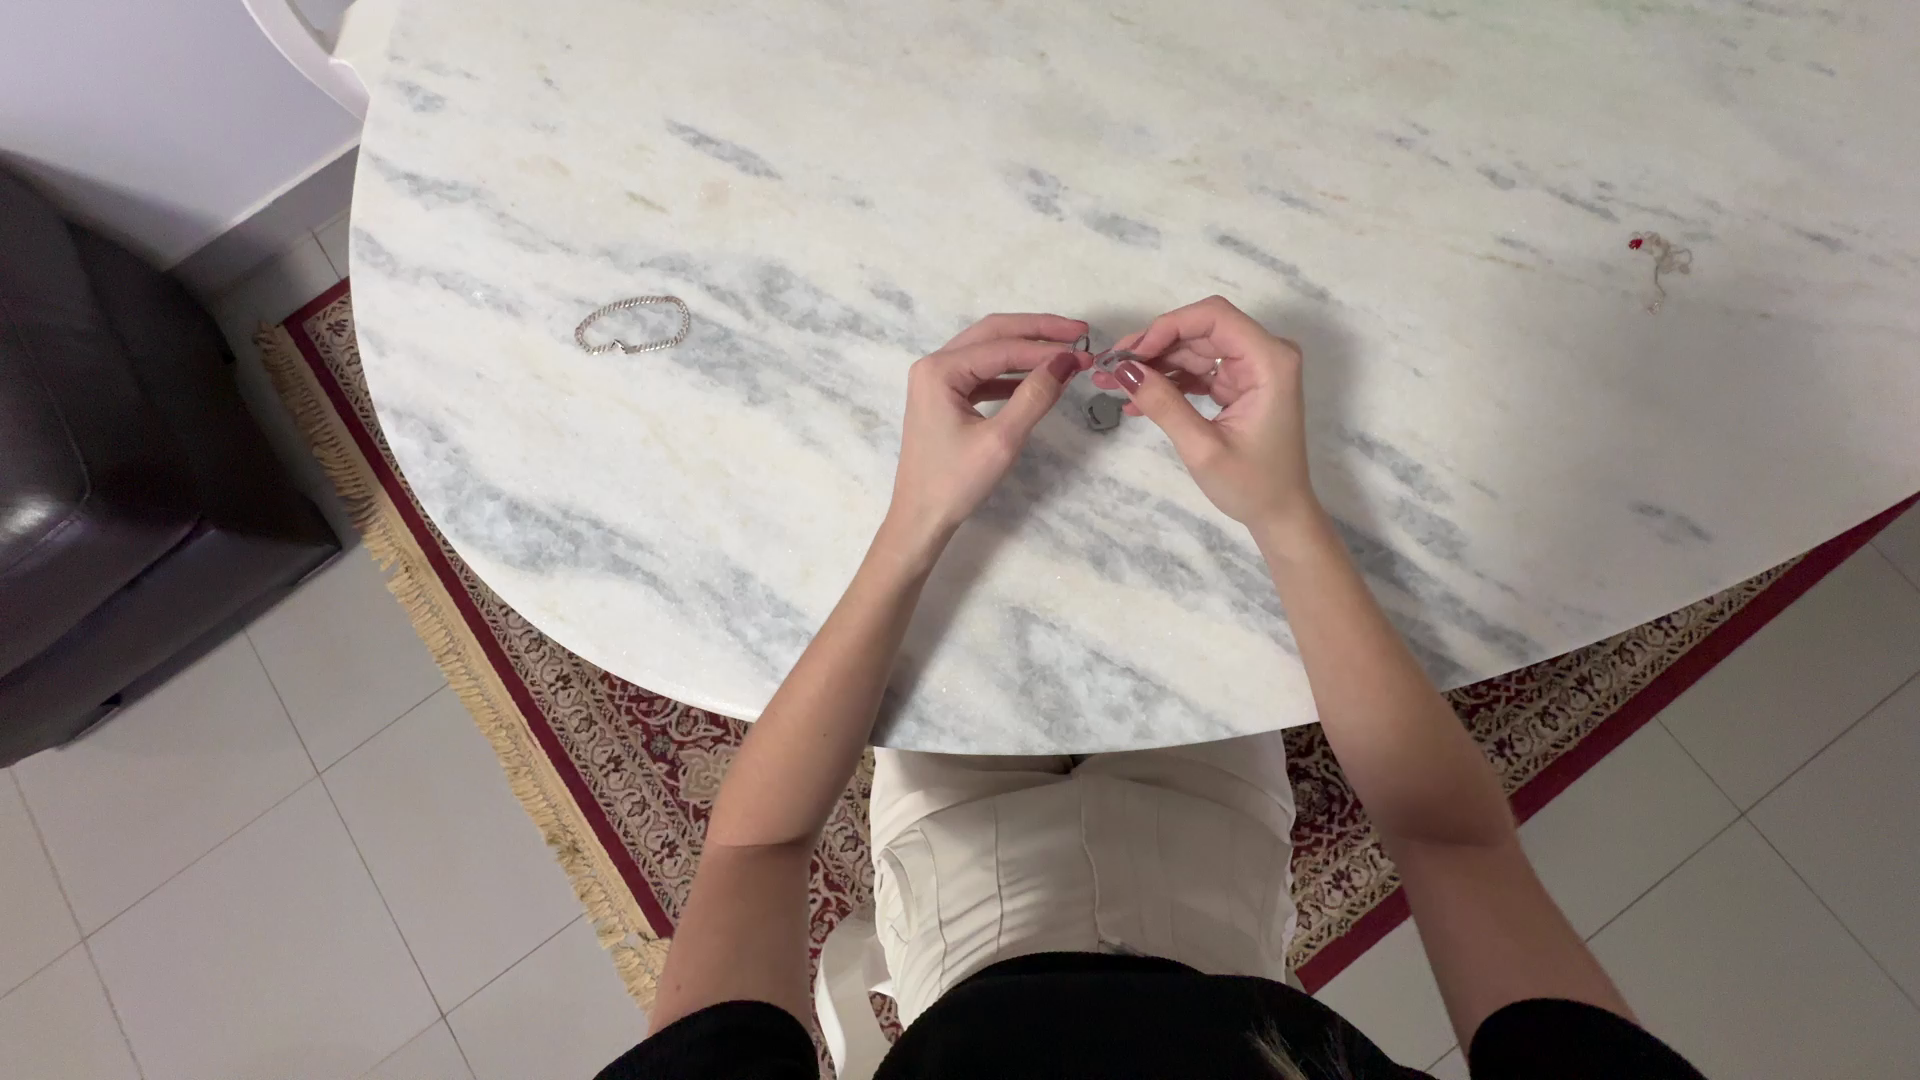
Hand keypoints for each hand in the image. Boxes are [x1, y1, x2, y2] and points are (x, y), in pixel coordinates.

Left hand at [885, 313, 1089, 546]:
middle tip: (1079, 332)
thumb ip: (1035, 397)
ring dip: (1026, 351)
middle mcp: (933, 366)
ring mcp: (936, 382)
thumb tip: (1066, 361)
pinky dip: (1010, 374)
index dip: (1046, 347)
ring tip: (1065, 354)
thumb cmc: (955, 483)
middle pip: (993, 334)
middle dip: (1037, 332)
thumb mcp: (1001, 440)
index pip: (1002, 346)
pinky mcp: (944, 399)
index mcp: (939, 370)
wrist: (921, 518)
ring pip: (988, 352)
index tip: (1086, 350)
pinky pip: (982, 375)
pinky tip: (1038, 379)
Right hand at [1093, 296, 1318, 529]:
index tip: (1130, 355)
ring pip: (1194, 348)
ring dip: (1154, 364)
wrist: (1280, 513)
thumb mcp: (1202, 447)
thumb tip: (1122, 370)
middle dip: (1153, 345)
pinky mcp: (1239, 384)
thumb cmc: (1251, 485)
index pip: (1214, 317)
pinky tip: (1137, 399)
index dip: (1167, 326)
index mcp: (1269, 362)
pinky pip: (1198, 370)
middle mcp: (1264, 354)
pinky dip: (1168, 381)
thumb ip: (1163, 404)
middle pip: (1200, 329)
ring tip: (1112, 382)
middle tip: (1110, 368)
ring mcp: (1251, 368)